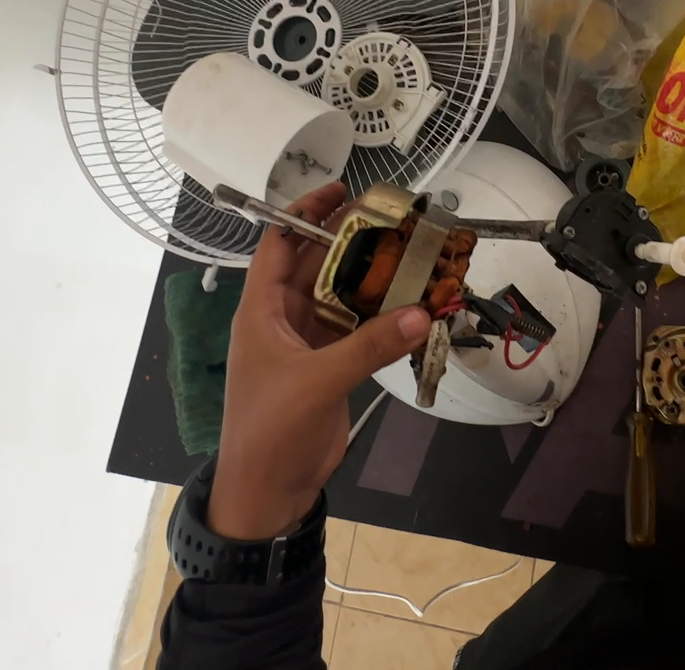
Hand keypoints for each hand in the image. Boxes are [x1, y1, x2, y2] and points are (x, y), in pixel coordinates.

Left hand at [208, 183, 431, 538]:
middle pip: (316, 265)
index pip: (278, 245)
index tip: (342, 190)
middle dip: (350, 242)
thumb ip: (369, 346)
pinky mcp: (329, 365)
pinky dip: (381, 317)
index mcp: (262, 311)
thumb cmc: (272, 430)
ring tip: (410, 255)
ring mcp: (307, 342)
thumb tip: (421, 311)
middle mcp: (283, 318)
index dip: (306, 214)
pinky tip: (411, 304)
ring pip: (340, 296)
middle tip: (393, 220)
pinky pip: (357, 329)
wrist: (268, 493)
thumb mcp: (316, 382)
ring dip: (371, 279)